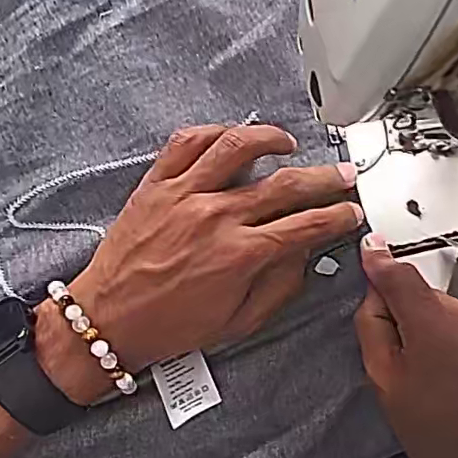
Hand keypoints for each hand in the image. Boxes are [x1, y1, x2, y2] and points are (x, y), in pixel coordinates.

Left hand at [36, 124, 362, 403]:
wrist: (110, 319)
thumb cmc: (168, 325)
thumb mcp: (237, 322)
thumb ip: (278, 286)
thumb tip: (304, 256)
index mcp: (240, 255)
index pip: (306, 224)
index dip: (337, 215)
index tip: (348, 212)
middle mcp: (216, 217)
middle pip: (286, 183)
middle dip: (324, 178)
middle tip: (340, 177)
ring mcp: (184, 195)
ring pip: (239, 147)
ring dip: (272, 139)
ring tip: (289, 144)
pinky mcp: (156, 185)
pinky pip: (188, 142)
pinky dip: (215, 132)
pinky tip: (231, 137)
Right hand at [353, 232, 457, 457]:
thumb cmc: (439, 437)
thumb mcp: (384, 382)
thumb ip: (373, 326)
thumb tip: (375, 292)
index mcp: (435, 331)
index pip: (401, 276)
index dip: (381, 262)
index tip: (373, 250)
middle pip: (432, 296)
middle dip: (420, 316)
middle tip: (419, 357)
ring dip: (453, 329)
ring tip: (453, 372)